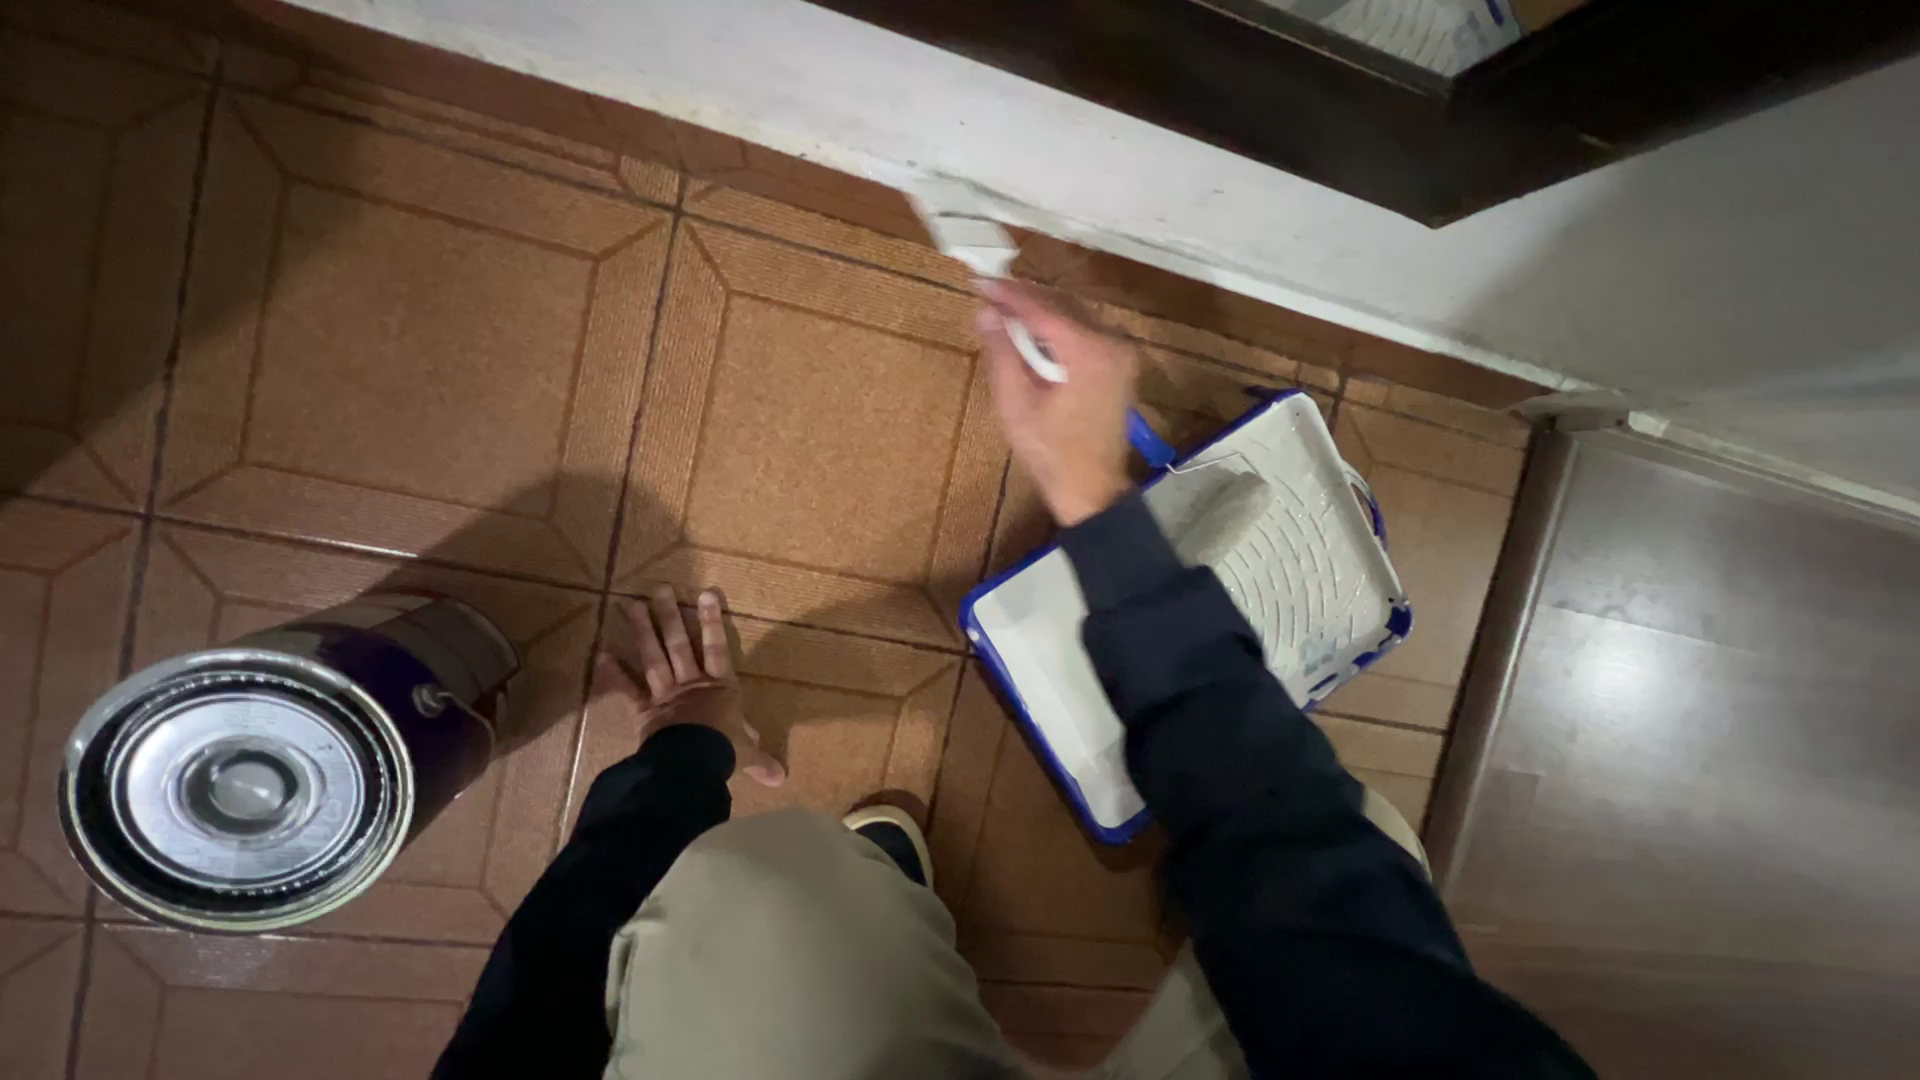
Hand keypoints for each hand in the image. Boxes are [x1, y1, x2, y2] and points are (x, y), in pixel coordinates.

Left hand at [592, 586, 783, 786]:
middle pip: (680, 644)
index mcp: (721, 688)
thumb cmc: (723, 751)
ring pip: (654, 656)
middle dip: (671, 616)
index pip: (718, 647)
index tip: (707, 593)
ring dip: (642, 631)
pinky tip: (600, 652)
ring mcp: (665, 694)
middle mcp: (692, 683)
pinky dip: (612, 673)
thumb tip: (782, 778)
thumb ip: (761, 762)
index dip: (713, 621)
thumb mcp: (746, 755)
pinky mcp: (644, 711)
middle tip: (659, 589)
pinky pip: (626, 690)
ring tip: (630, 605)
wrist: (691, 764)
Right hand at [975, 280, 1134, 525]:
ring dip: (1043, 312)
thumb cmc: (1050, 452)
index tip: (980, 283)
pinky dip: (1060, 329)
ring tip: (1008, 313)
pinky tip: (1035, 335)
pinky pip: (1088, 333)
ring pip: (1077, 316)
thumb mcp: (1016, 404)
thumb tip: (986, 312)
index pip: (1043, 309)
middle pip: (1063, 305)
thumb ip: (1003, 353)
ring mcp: (1123, 354)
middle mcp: (1113, 343)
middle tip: (990, 296)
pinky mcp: (1122, 366)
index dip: (1010, 295)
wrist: (1092, 488)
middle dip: (1026, 299)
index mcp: (1089, 351)